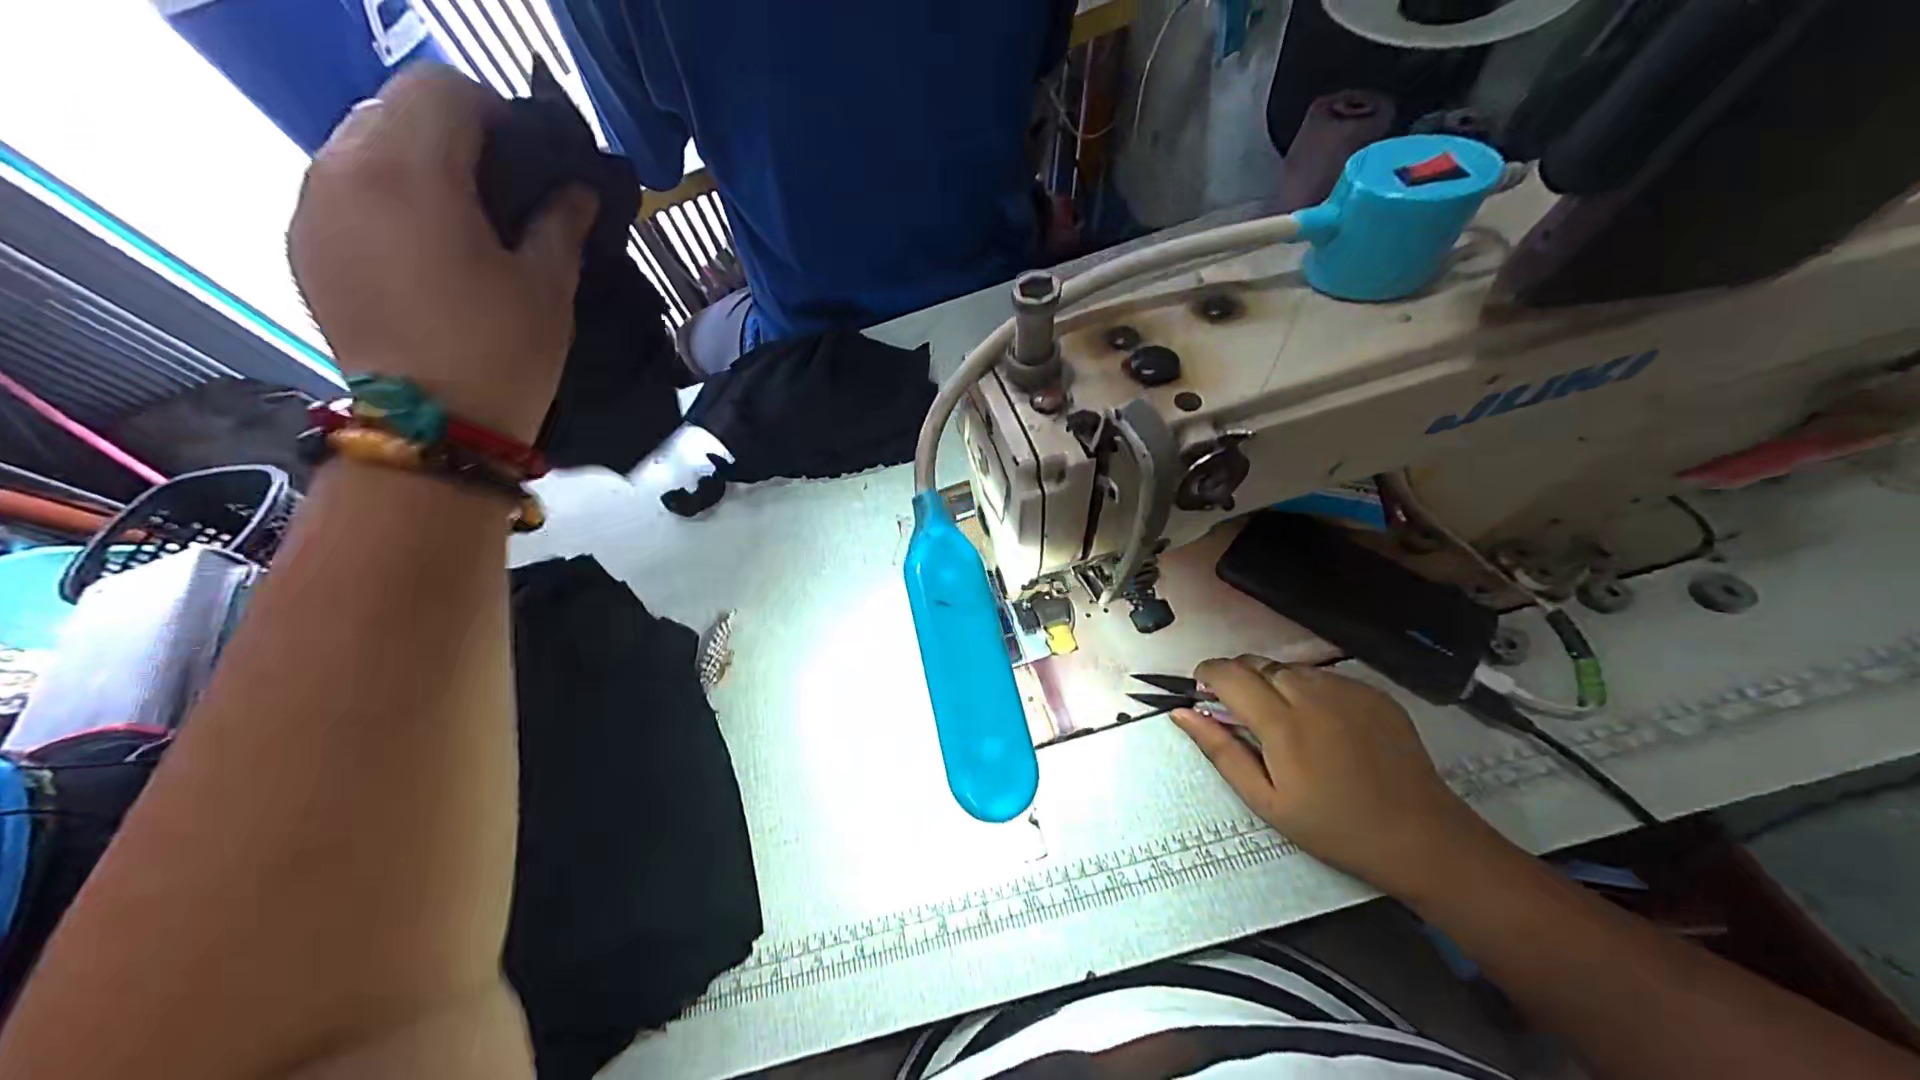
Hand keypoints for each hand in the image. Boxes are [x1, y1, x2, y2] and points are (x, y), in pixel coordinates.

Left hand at [288, 63, 597, 442]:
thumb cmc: (503, 354)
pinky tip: (422, 249)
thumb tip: (574, 190)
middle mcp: (343, 171)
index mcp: (410, 173)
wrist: (435, 429)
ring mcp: (312, 207)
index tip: (528, 160)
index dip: (494, 113)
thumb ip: (560, 222)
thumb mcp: (549, 286)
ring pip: (363, 146)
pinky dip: (384, 198)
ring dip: (415, 165)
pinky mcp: (303, 243)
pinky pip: (343, 188)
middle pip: (395, 110)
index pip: (442, 90)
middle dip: (452, 136)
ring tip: (461, 222)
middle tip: (501, 193)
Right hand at [1172, 656, 1504, 898]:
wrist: (1421, 837)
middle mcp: (1312, 694)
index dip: (1208, 675)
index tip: (1204, 692)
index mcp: (1281, 723)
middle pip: (1257, 663)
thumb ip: (1220, 750)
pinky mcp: (1374, 693)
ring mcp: (1347, 689)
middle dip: (1239, 679)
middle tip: (1244, 716)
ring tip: (1287, 723)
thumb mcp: (1265, 800)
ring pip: (1290, 668)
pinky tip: (1324, 726)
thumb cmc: (1332, 827)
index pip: (1228, 673)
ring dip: (1274, 683)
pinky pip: (1325, 677)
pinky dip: (1310, 691)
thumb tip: (1183, 713)